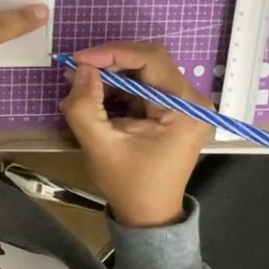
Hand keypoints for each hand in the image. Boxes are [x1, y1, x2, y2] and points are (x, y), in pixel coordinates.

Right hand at [61, 42, 212, 227]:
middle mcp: (192, 100)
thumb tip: (81, 69)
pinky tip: (96, 97)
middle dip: (110, 63)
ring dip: (111, 75)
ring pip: (145, 71)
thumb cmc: (128, 184)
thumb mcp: (99, 145)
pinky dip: (119, 87)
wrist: (148, 215)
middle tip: (76, 72)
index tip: (78, 60)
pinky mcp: (175, 110)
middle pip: (149, 61)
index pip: (151, 59)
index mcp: (184, 108)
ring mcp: (186, 104)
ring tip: (80, 85)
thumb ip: (85, 105)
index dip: (112, 52)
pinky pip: (145, 85)